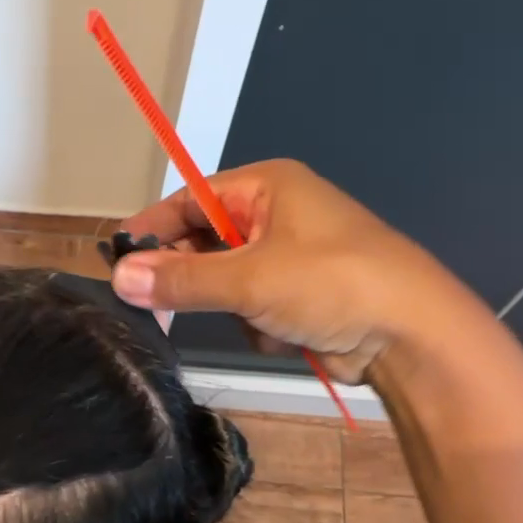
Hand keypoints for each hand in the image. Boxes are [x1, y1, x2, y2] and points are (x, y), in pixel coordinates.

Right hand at [110, 159, 493, 382]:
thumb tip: (119, 278)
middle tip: (162, 309)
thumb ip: (182, 279)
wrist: (406, 333)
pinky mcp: (294, 298)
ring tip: (261, 319)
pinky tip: (282, 334)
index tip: (116, 264)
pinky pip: (248, 310)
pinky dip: (256, 326)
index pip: (189, 202)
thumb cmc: (330, 283)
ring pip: (223, 285)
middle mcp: (273, 216)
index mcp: (266, 188)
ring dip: (232, 309)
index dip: (152, 232)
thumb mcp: (249, 279)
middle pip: (203, 245)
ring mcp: (286, 259)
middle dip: (195, 280)